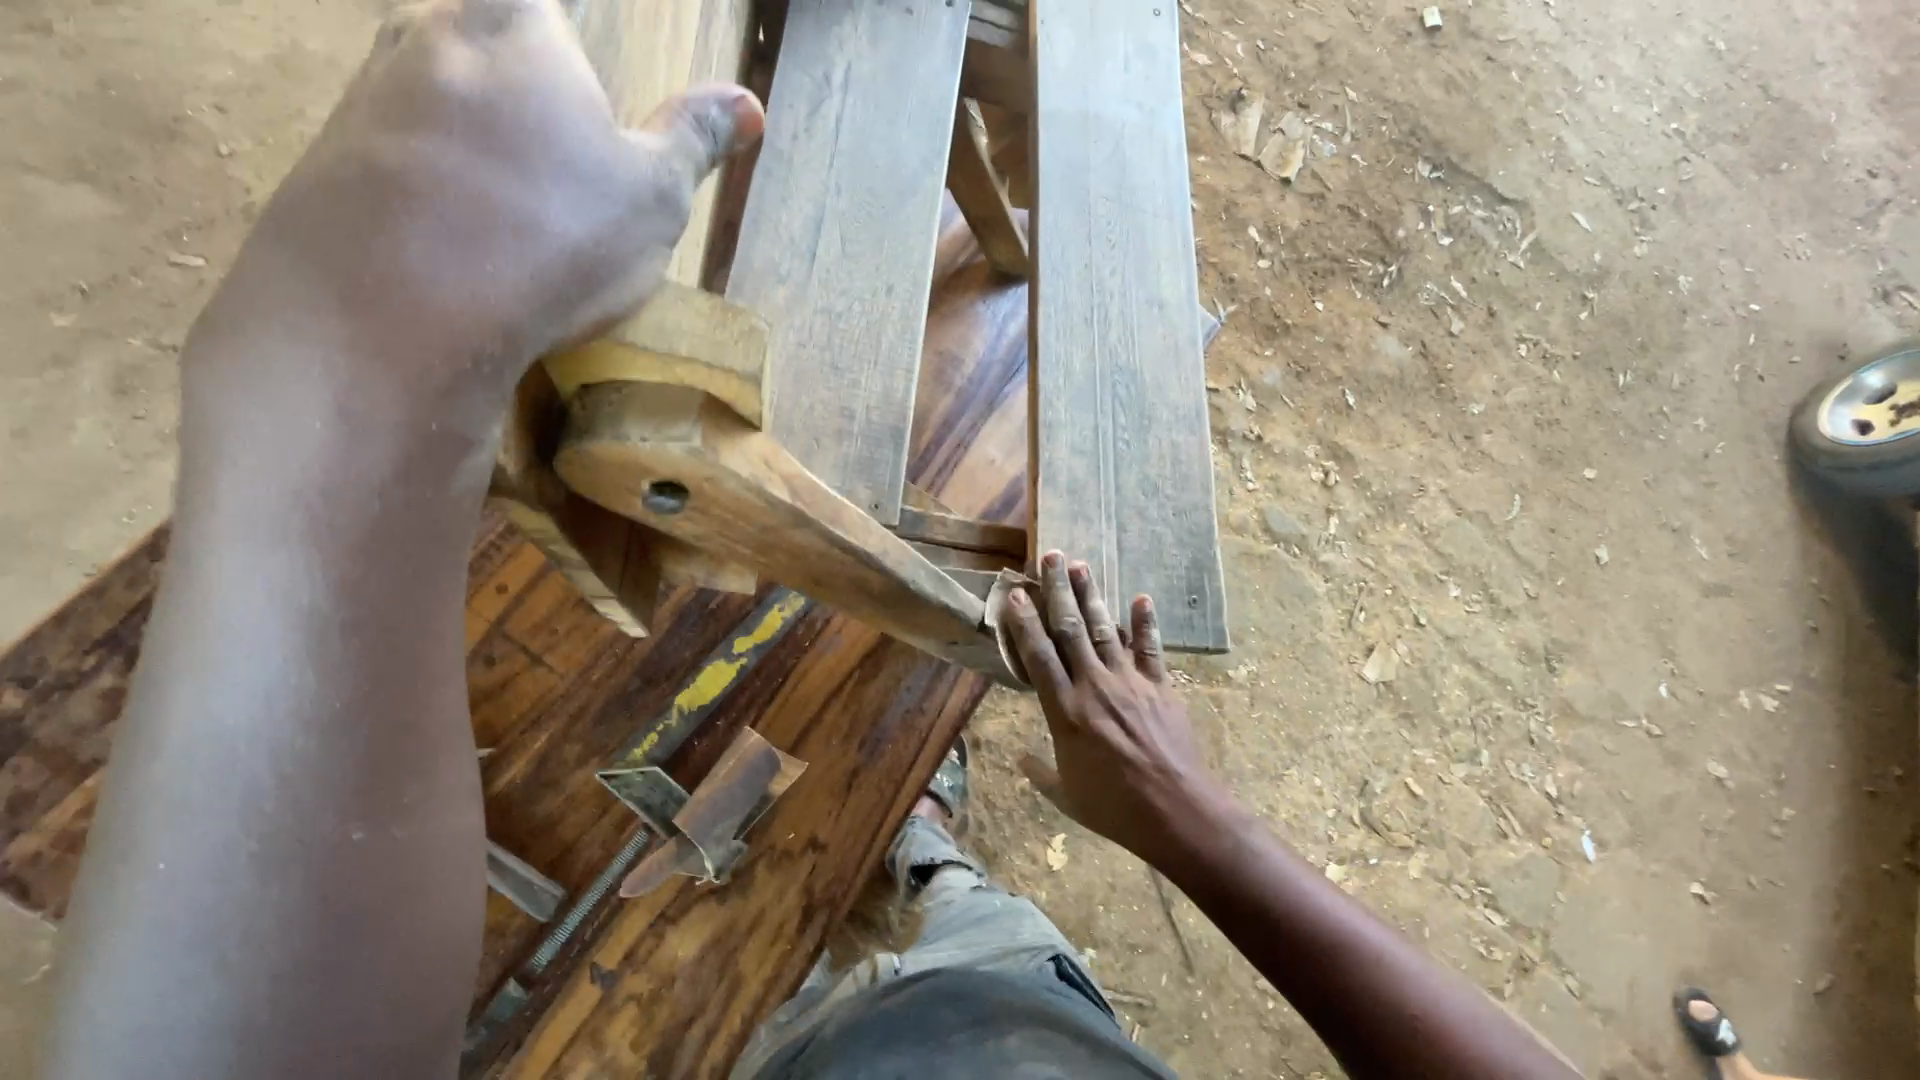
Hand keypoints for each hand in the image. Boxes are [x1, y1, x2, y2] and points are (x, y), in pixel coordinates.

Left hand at [183, 0, 764, 457]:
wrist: (393, 316)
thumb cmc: (551, 236)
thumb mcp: (653, 197)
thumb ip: (694, 139)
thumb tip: (746, 104)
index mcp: (515, 18)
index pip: (551, 10)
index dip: (574, 44)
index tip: (599, 121)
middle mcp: (430, 30)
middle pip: (491, 36)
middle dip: (535, 83)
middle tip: (573, 153)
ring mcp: (366, 91)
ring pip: (442, 91)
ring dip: (484, 135)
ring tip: (524, 212)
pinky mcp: (329, 157)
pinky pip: (402, 148)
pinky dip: (440, 181)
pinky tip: (467, 244)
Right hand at [1002, 551, 1228, 863]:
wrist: (1175, 810)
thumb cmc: (1114, 808)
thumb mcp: (1066, 796)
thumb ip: (1040, 772)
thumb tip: (1020, 757)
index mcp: (1065, 712)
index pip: (1038, 656)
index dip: (1024, 622)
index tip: (1015, 594)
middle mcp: (1093, 686)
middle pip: (1071, 630)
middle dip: (1058, 591)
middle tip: (1049, 557)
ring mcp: (1130, 683)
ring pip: (1105, 630)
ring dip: (1092, 596)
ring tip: (1081, 565)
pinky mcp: (1160, 687)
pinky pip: (1151, 649)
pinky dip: (1146, 623)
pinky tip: (1140, 598)